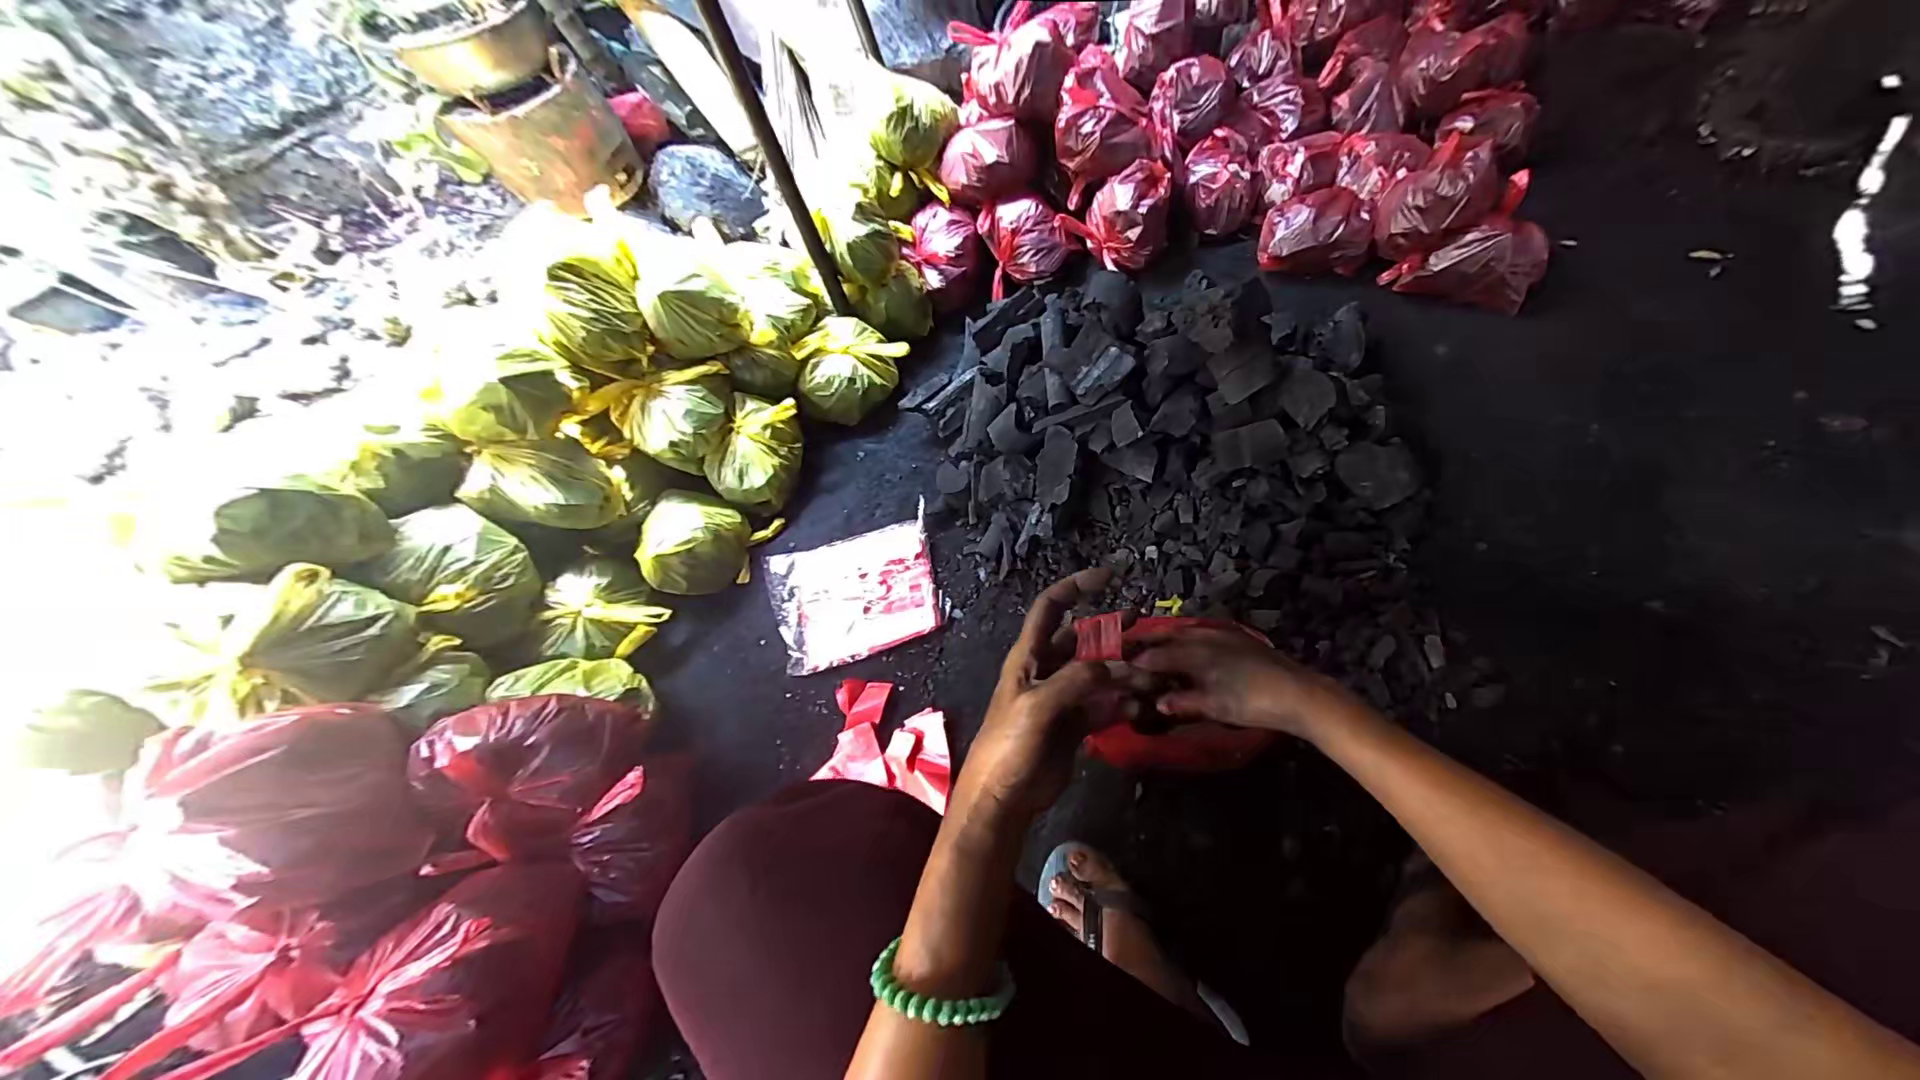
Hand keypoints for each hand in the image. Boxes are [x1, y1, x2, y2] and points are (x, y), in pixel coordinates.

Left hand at [953, 568, 1119, 825]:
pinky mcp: (1074, 724)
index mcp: (1028, 656)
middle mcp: (1045, 670)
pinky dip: (1123, 703)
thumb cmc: (1010, 743)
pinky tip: (1143, 705)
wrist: (1004, 795)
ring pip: (1098, 673)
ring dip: (1124, 671)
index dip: (1076, 586)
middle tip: (1143, 626)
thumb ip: (1077, 679)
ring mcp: (1061, 697)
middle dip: (1110, 631)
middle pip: (1081, 639)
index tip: (1108, 576)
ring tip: (1153, 672)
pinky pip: (1104, 704)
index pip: (1051, 608)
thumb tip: (1117, 666)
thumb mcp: (1039, 705)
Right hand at [1130, 624, 1363, 739]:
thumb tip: (1157, 703)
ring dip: (1166, 633)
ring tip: (1153, 639)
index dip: (1137, 660)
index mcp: (1194, 655)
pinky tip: (1189, 638)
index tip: (1120, 664)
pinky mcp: (1238, 636)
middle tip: (1127, 644)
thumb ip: (1184, 702)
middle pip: (1168, 636)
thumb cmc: (1253, 703)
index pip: (1157, 656)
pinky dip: (1187, 632)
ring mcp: (1222, 634)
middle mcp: (1204, 638)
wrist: (1299, 693)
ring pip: (1185, 629)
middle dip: (1146, 639)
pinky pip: (1202, 629)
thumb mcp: (1216, 707)